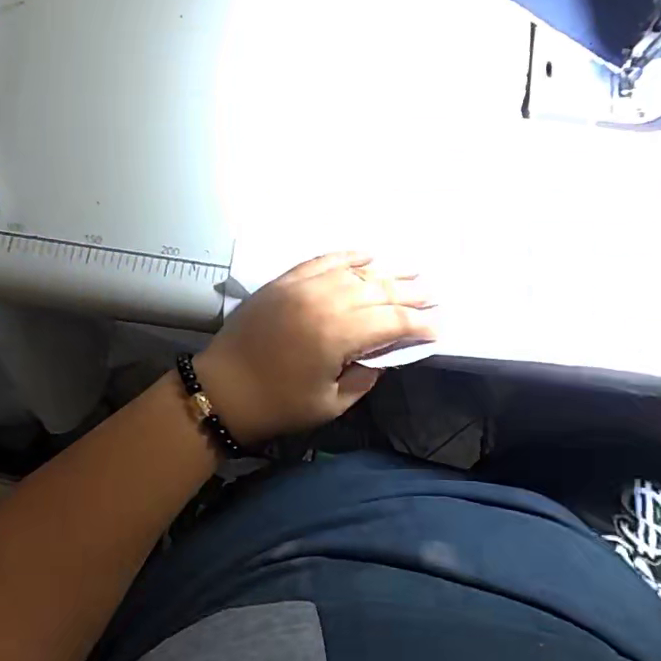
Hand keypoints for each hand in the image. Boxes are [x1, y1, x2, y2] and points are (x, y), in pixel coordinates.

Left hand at [193, 253, 436, 445]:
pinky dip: (348, 256)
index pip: (392, 321)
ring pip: (355, 272)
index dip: (419, 324)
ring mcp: (302, 286)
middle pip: (379, 291)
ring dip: (386, 273)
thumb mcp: (332, 403)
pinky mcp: (284, 281)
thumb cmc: (278, 405)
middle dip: (410, 295)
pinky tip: (368, 255)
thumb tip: (385, 354)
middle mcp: (325, 302)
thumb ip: (365, 375)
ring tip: (410, 274)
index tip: (437, 327)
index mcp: (338, 335)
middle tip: (433, 296)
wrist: (222, 390)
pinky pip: (322, 260)